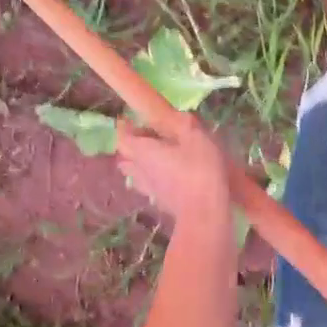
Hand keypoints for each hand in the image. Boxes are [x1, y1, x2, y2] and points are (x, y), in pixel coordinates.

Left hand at [114, 116, 231, 222]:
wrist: (204, 212)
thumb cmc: (199, 169)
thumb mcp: (195, 137)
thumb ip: (181, 123)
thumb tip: (170, 114)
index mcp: (144, 151)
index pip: (122, 138)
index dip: (123, 127)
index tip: (130, 120)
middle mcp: (140, 170)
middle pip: (124, 157)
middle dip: (130, 145)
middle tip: (147, 136)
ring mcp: (148, 189)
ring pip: (133, 174)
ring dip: (138, 163)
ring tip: (155, 156)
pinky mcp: (160, 202)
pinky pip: (147, 186)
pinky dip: (151, 178)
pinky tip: (167, 177)